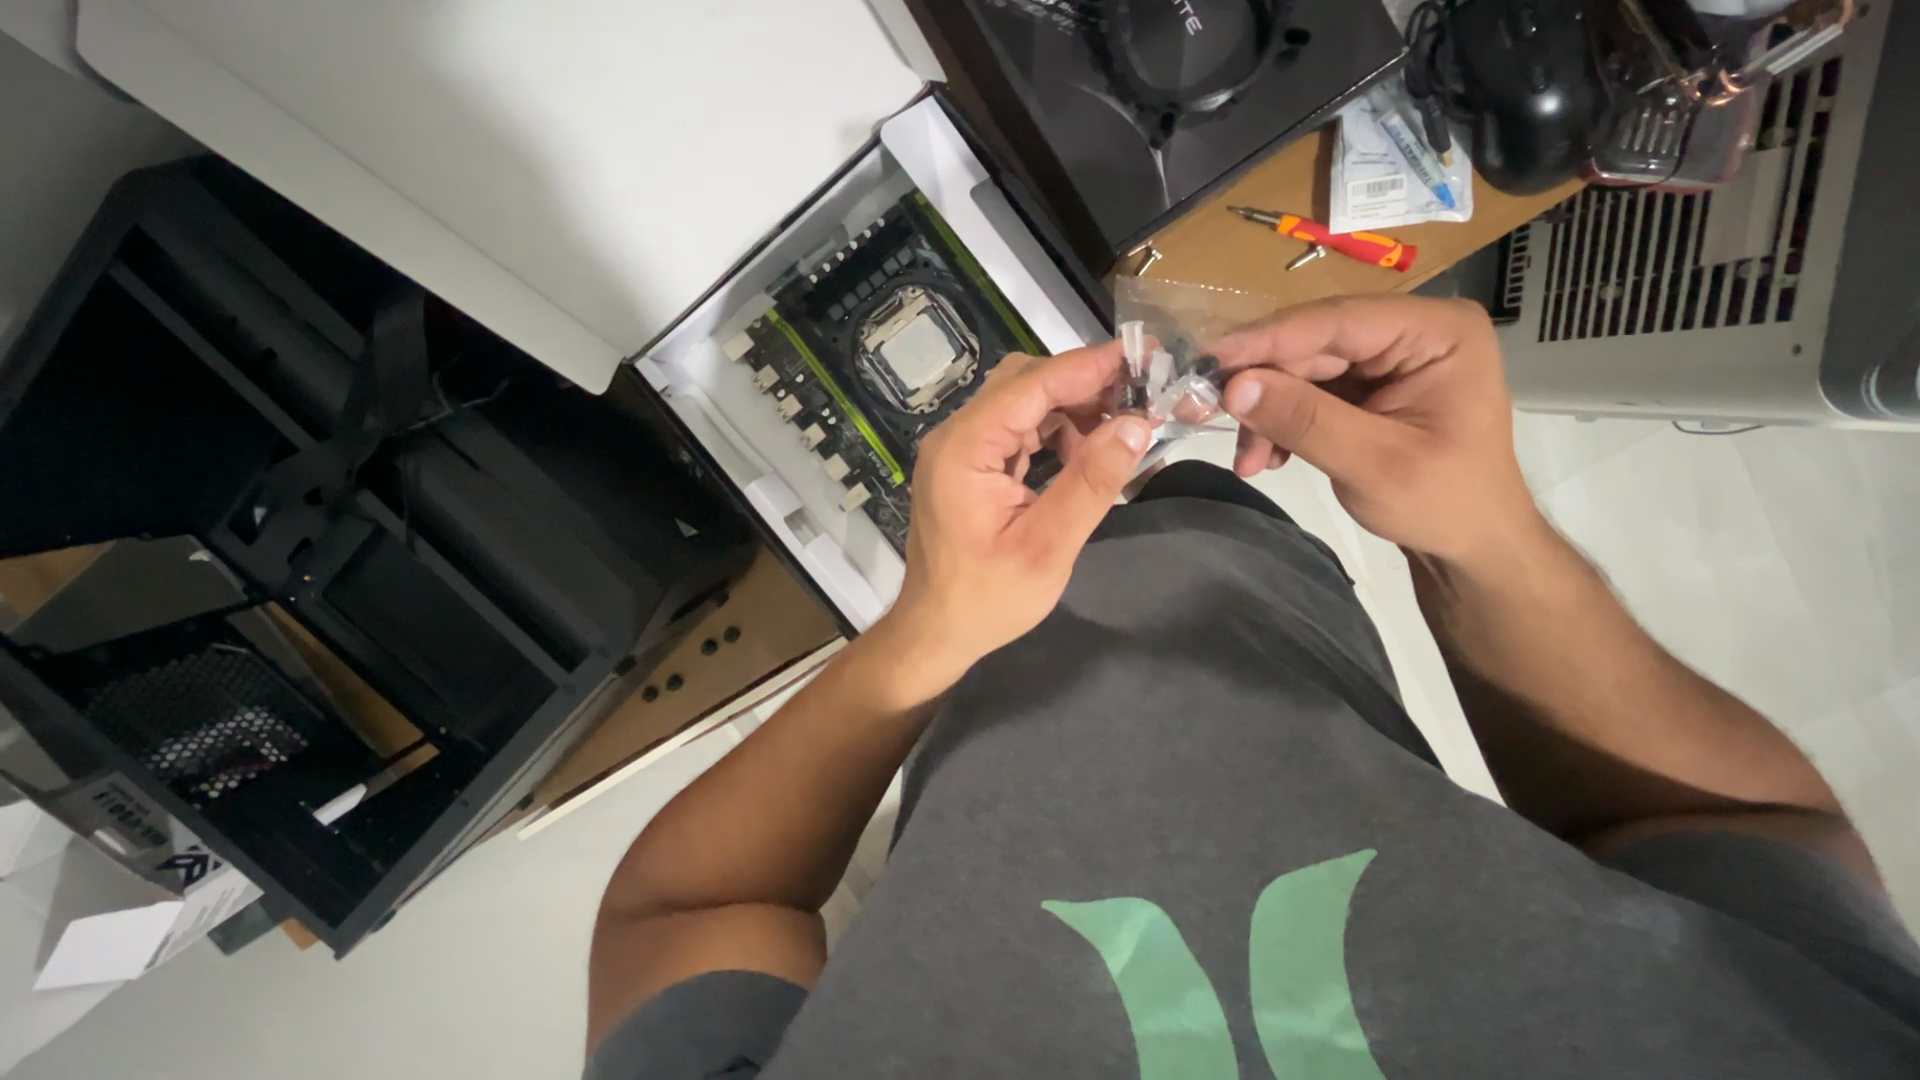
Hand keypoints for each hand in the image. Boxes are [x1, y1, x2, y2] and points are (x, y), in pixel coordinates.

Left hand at [876, 343, 1152, 688]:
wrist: (937, 631)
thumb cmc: (987, 599)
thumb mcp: (1047, 547)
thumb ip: (1091, 483)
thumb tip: (1137, 424)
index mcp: (964, 449)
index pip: (1031, 384)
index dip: (1089, 366)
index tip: (1144, 356)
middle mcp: (955, 437)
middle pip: (1023, 383)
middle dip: (1083, 384)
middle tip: (1140, 397)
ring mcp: (958, 450)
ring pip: (1021, 403)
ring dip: (1071, 409)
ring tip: (1120, 429)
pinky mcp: (968, 466)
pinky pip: (1015, 431)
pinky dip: (1053, 433)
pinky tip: (1084, 454)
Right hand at [1209, 296, 1545, 568]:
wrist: (1470, 545)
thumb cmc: (1442, 504)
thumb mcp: (1373, 464)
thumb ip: (1304, 420)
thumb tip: (1232, 386)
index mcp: (1436, 331)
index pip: (1336, 321)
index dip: (1266, 340)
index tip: (1207, 360)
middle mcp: (1409, 332)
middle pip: (1312, 345)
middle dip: (1261, 386)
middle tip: (1204, 414)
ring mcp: (1385, 360)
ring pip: (1300, 371)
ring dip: (1265, 414)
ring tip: (1248, 461)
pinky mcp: (1364, 387)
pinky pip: (1304, 394)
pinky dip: (1278, 424)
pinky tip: (1266, 457)